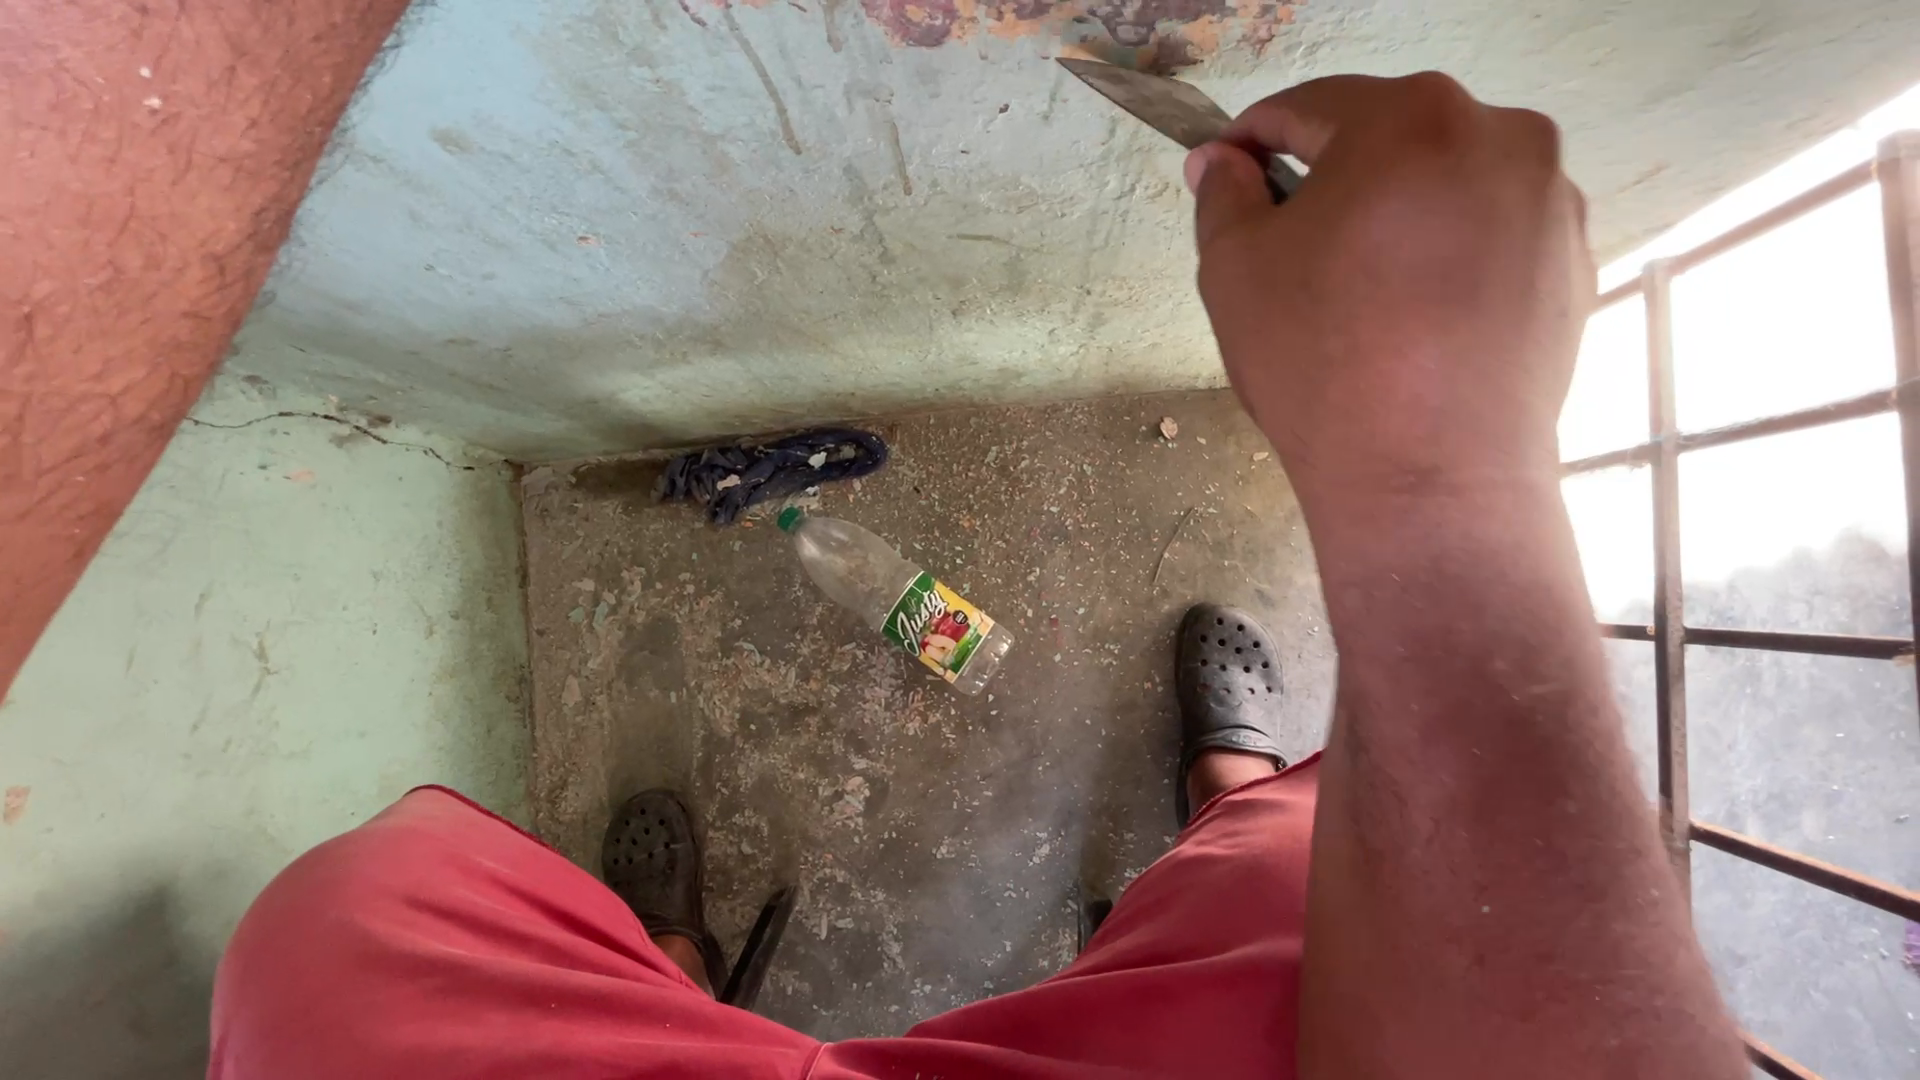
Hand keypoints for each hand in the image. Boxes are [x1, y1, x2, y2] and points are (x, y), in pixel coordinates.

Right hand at [1187, 73, 1595, 504]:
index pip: (1309, 107)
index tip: (1222, 173)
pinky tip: (1409, 324)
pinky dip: (1439, 260)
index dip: (1251, 139)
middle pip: (1386, 142)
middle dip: (1327, 184)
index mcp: (1410, 120)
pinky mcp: (1574, 263)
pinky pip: (1486, 238)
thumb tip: (1219, 161)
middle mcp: (1501, 134)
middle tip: (1287, 253)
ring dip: (1388, 221)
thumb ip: (1221, 197)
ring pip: (1441, 189)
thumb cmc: (1316, 361)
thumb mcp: (1234, 272)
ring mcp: (1552, 199)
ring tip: (1355, 300)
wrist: (1426, 475)